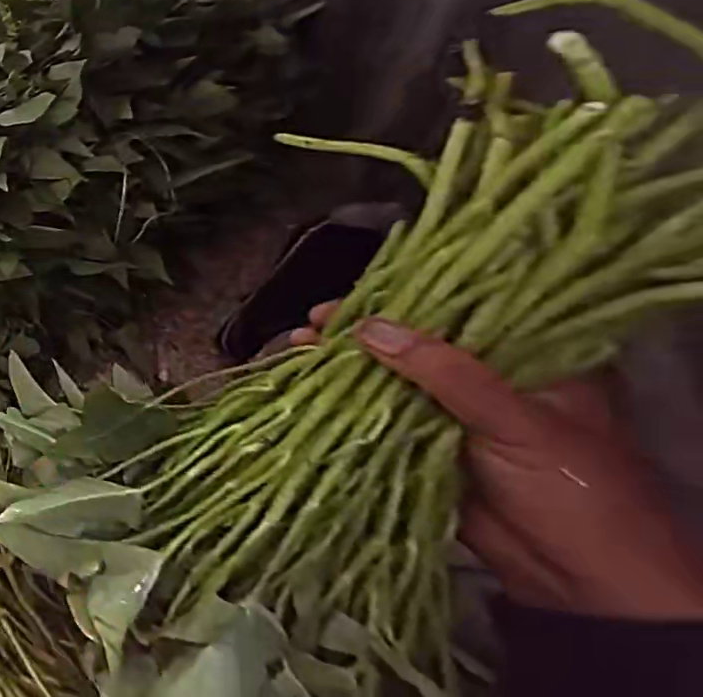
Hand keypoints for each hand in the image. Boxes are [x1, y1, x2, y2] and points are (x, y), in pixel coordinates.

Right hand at [290, 306, 702, 619]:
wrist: (578, 583)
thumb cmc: (576, 495)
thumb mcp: (519, 424)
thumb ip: (449, 374)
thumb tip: (369, 328)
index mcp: (529, 365)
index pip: (461, 314)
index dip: (407, 299)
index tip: (357, 296)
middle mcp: (484, 379)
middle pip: (412, 341)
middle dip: (359, 329)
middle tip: (317, 320)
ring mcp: (447, 410)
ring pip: (386, 372)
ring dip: (342, 358)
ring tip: (300, 344)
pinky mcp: (418, 437)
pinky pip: (372, 407)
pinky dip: (338, 392)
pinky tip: (307, 376)